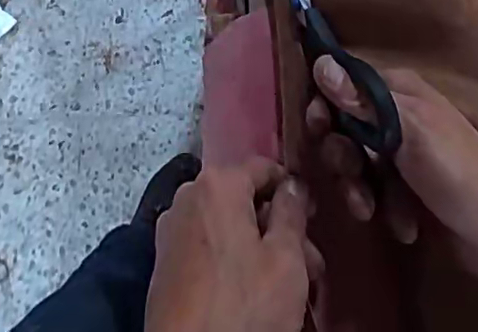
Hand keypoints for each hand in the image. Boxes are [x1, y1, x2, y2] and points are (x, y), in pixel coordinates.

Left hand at [145, 158, 319, 331]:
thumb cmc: (242, 308)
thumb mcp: (285, 259)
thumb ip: (292, 213)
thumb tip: (292, 186)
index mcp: (218, 184)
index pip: (265, 168)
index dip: (294, 191)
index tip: (314, 217)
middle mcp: (188, 196)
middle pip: (245, 200)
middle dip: (279, 228)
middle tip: (309, 263)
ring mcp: (171, 231)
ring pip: (228, 227)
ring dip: (259, 248)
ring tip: (288, 284)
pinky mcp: (163, 265)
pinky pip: (208, 247)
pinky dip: (232, 261)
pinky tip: (253, 291)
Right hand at [310, 60, 477, 330]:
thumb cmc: (458, 171)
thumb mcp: (408, 132)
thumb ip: (363, 100)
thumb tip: (320, 63)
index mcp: (399, 89)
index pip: (346, 80)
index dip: (326, 101)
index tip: (316, 126)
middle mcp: (398, 112)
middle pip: (346, 122)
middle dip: (342, 153)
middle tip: (349, 173)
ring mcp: (404, 150)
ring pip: (358, 159)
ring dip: (359, 185)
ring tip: (371, 208)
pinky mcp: (408, 185)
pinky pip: (375, 187)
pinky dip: (382, 204)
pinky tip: (401, 222)